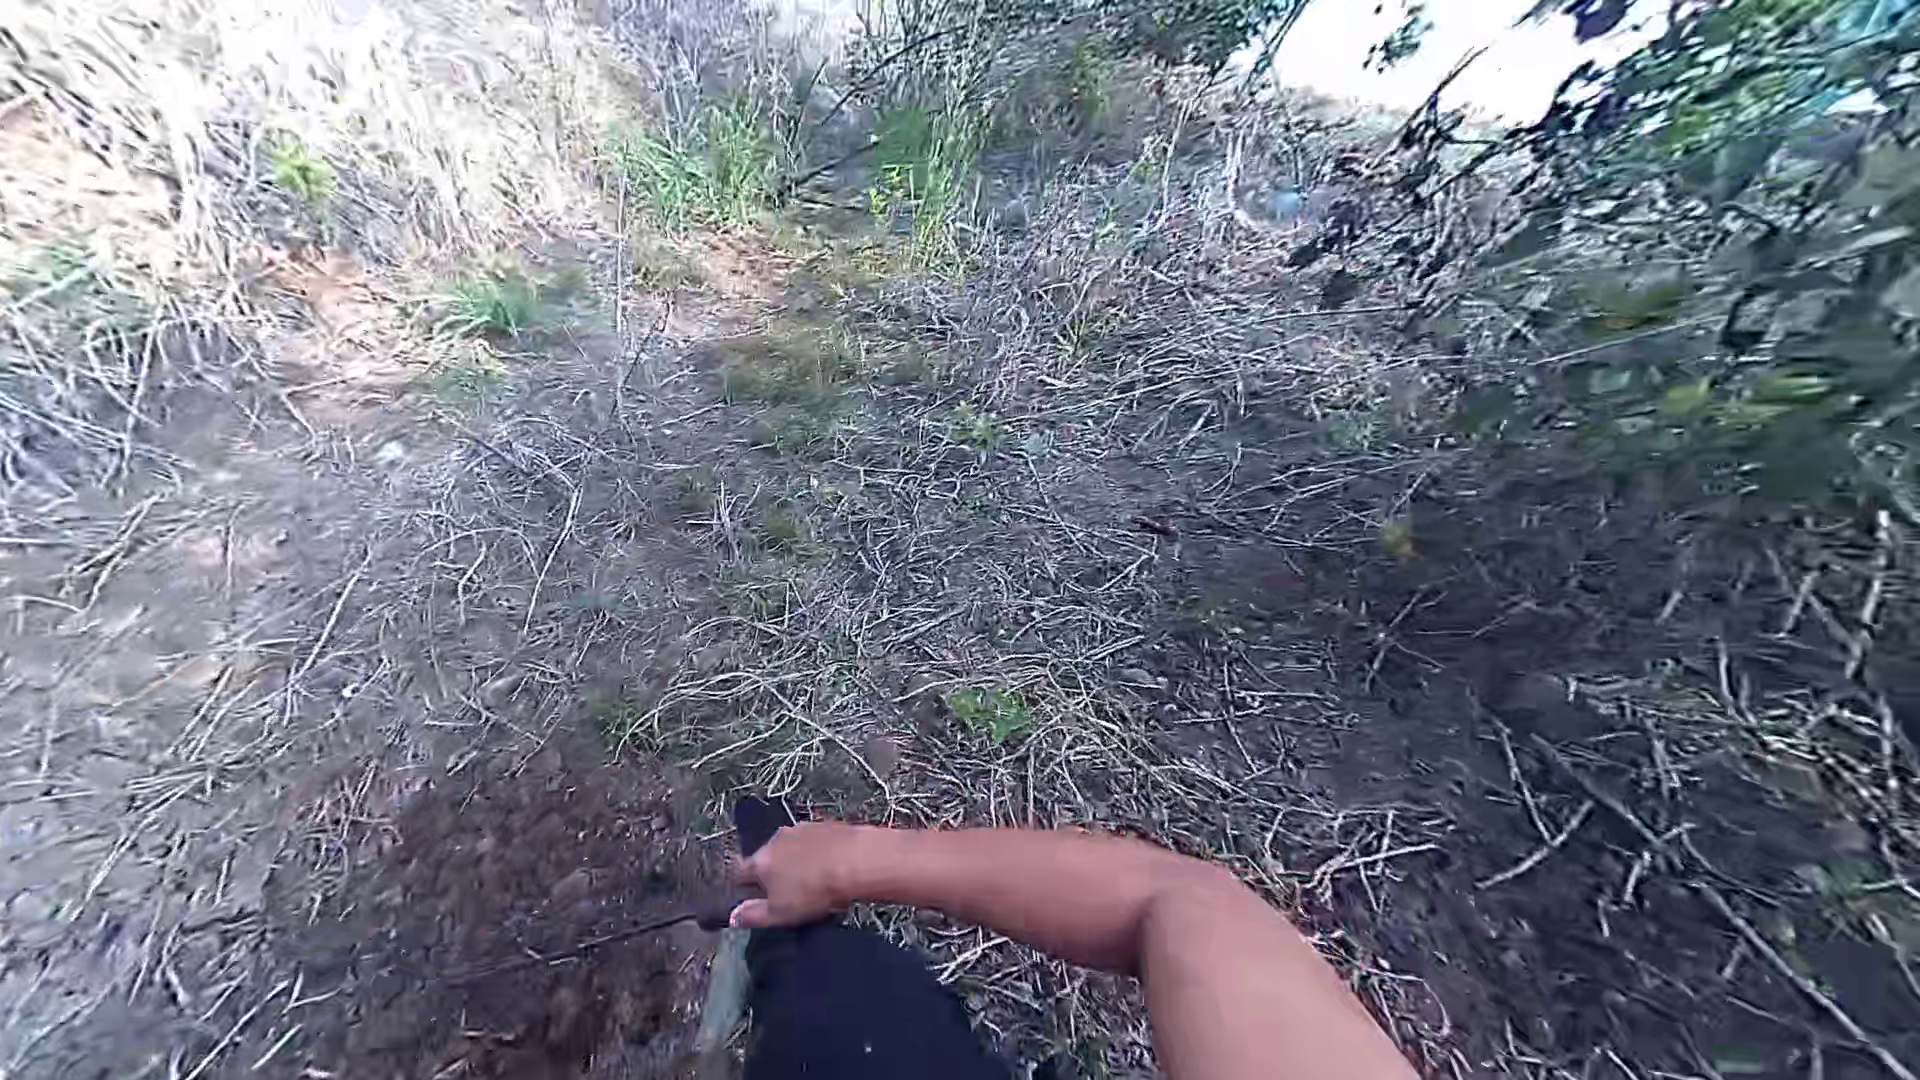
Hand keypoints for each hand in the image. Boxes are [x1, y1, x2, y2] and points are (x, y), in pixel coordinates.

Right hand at [729, 820, 866, 928]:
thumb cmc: (814, 890)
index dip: (747, 887)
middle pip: (768, 857)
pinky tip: (829, 865)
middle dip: (774, 873)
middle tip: (789, 893)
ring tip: (813, 881)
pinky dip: (816, 851)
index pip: (742, 872)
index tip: (756, 898)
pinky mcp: (825, 824)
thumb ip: (753, 915)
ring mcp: (803, 827)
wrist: (855, 860)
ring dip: (797, 860)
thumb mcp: (779, 914)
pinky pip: (814, 840)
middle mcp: (778, 838)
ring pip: (791, 847)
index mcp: (762, 860)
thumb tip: (733, 916)